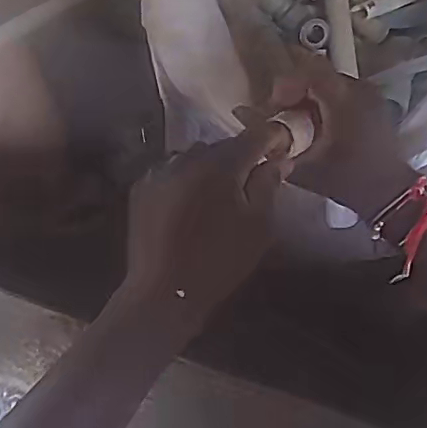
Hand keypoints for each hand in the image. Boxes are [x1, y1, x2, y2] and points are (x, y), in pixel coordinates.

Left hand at [119, 124, 289, 321]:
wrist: (163, 292)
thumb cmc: (219, 262)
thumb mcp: (258, 226)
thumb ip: (269, 185)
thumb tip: (278, 159)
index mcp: (220, 165)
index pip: (254, 135)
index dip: (274, 137)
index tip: (285, 146)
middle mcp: (187, 158)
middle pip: (222, 146)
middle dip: (241, 157)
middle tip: (253, 179)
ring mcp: (159, 171)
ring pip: (195, 157)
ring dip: (211, 168)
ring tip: (219, 195)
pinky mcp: (141, 188)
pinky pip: (172, 172)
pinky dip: (186, 180)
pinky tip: (190, 206)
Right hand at [251, 55, 419, 219]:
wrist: (389, 194)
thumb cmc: (345, 180)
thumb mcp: (301, 163)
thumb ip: (268, 139)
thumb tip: (239, 113)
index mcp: (344, 98)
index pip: (308, 70)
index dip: (285, 84)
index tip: (273, 108)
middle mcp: (360, 88)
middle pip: (318, 75)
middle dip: (294, 92)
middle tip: (278, 116)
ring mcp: (371, 94)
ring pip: (329, 83)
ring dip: (308, 98)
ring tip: (295, 123)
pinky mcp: (374, 104)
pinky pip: (342, 93)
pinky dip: (324, 103)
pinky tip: (316, 127)